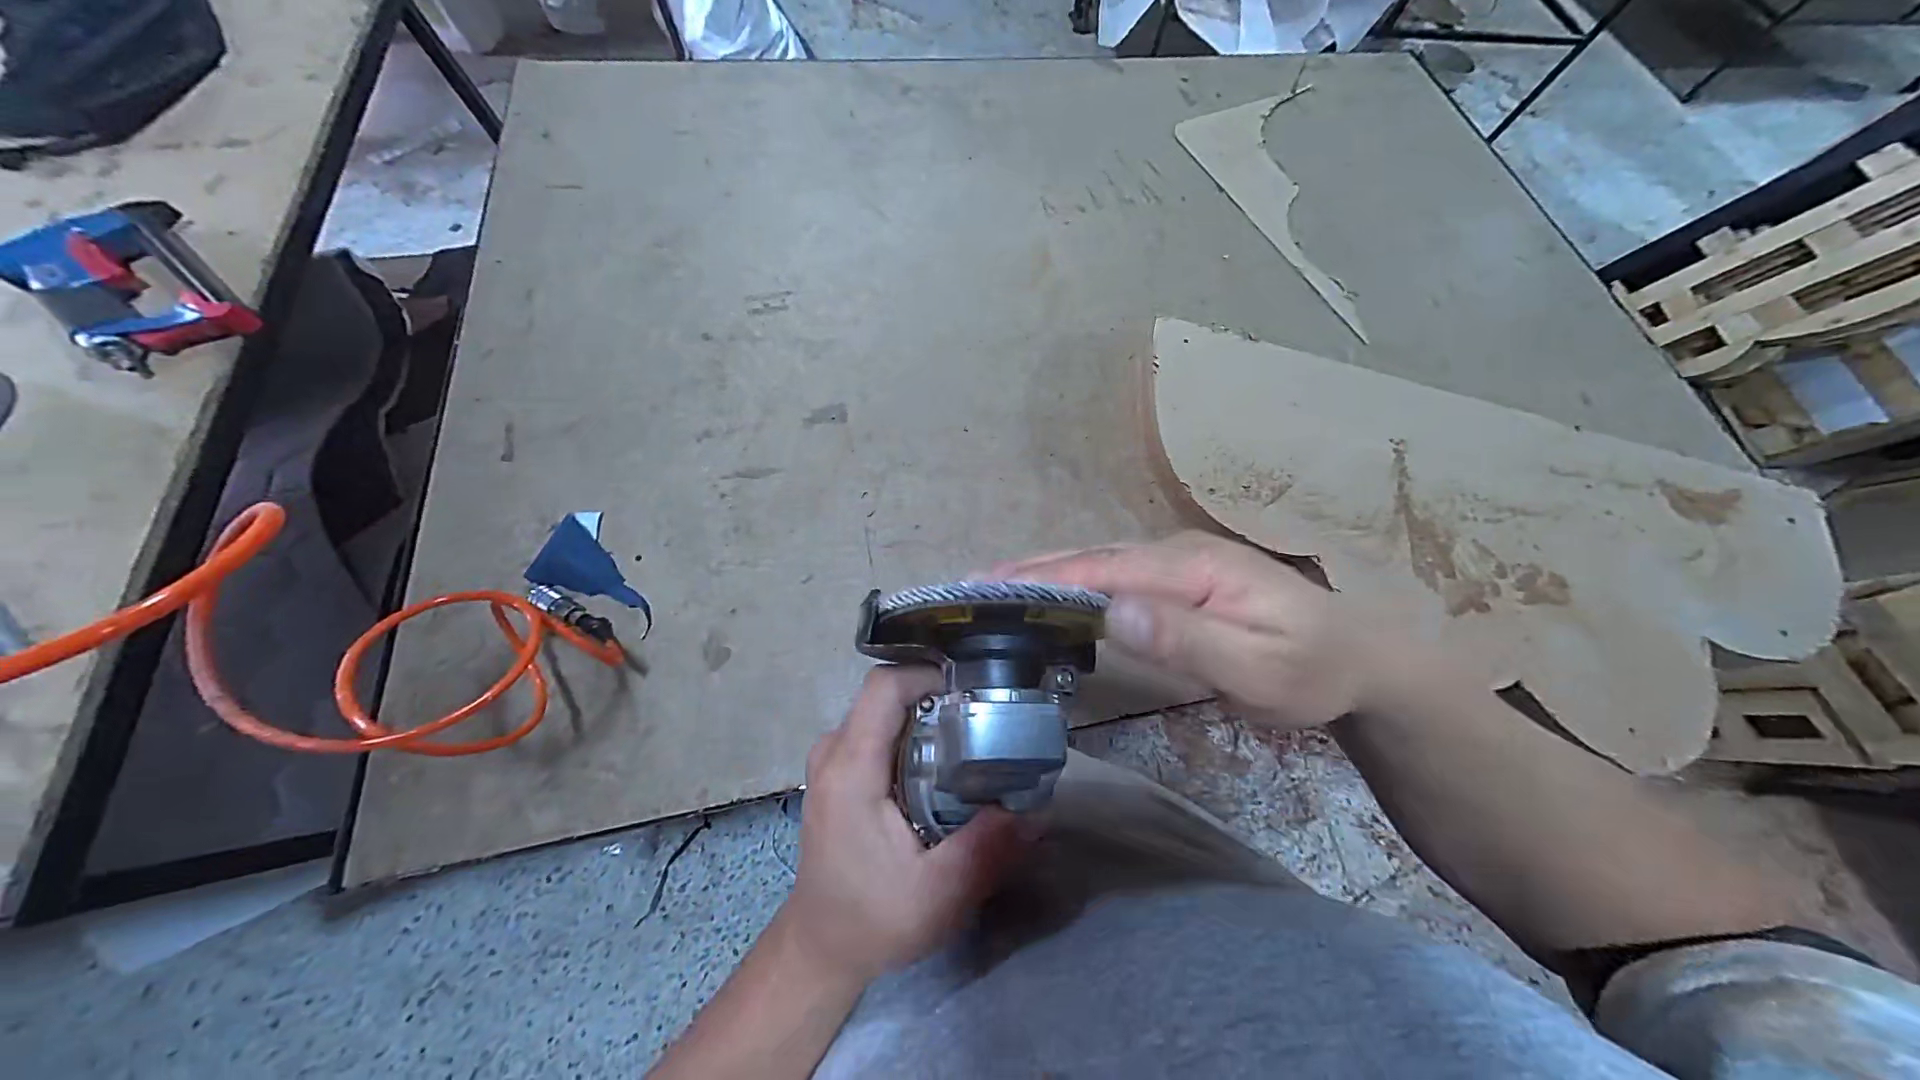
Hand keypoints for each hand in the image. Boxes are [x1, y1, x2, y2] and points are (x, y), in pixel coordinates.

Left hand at [781, 665, 1025, 983]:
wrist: (821, 946)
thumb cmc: (872, 919)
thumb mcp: (937, 894)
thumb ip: (986, 849)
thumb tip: (1036, 810)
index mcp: (851, 768)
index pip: (884, 687)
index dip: (929, 674)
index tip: (974, 690)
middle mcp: (833, 751)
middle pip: (887, 694)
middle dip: (938, 696)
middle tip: (984, 719)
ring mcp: (830, 760)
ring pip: (882, 710)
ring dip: (925, 715)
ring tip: (969, 740)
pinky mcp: (836, 772)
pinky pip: (875, 729)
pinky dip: (910, 732)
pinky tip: (942, 763)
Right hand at [991, 531, 1425, 730]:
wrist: (1362, 658)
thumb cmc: (1312, 669)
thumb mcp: (1258, 666)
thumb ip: (1185, 637)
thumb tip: (1111, 610)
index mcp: (1192, 566)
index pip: (1103, 568)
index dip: (1045, 576)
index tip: (991, 586)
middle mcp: (1178, 553)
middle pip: (1092, 557)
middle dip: (1032, 569)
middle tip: (973, 584)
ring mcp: (1179, 564)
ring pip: (1100, 564)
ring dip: (1047, 574)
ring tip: (997, 588)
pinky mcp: (1180, 581)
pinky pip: (1115, 577)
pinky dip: (1075, 584)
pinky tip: (1054, 597)